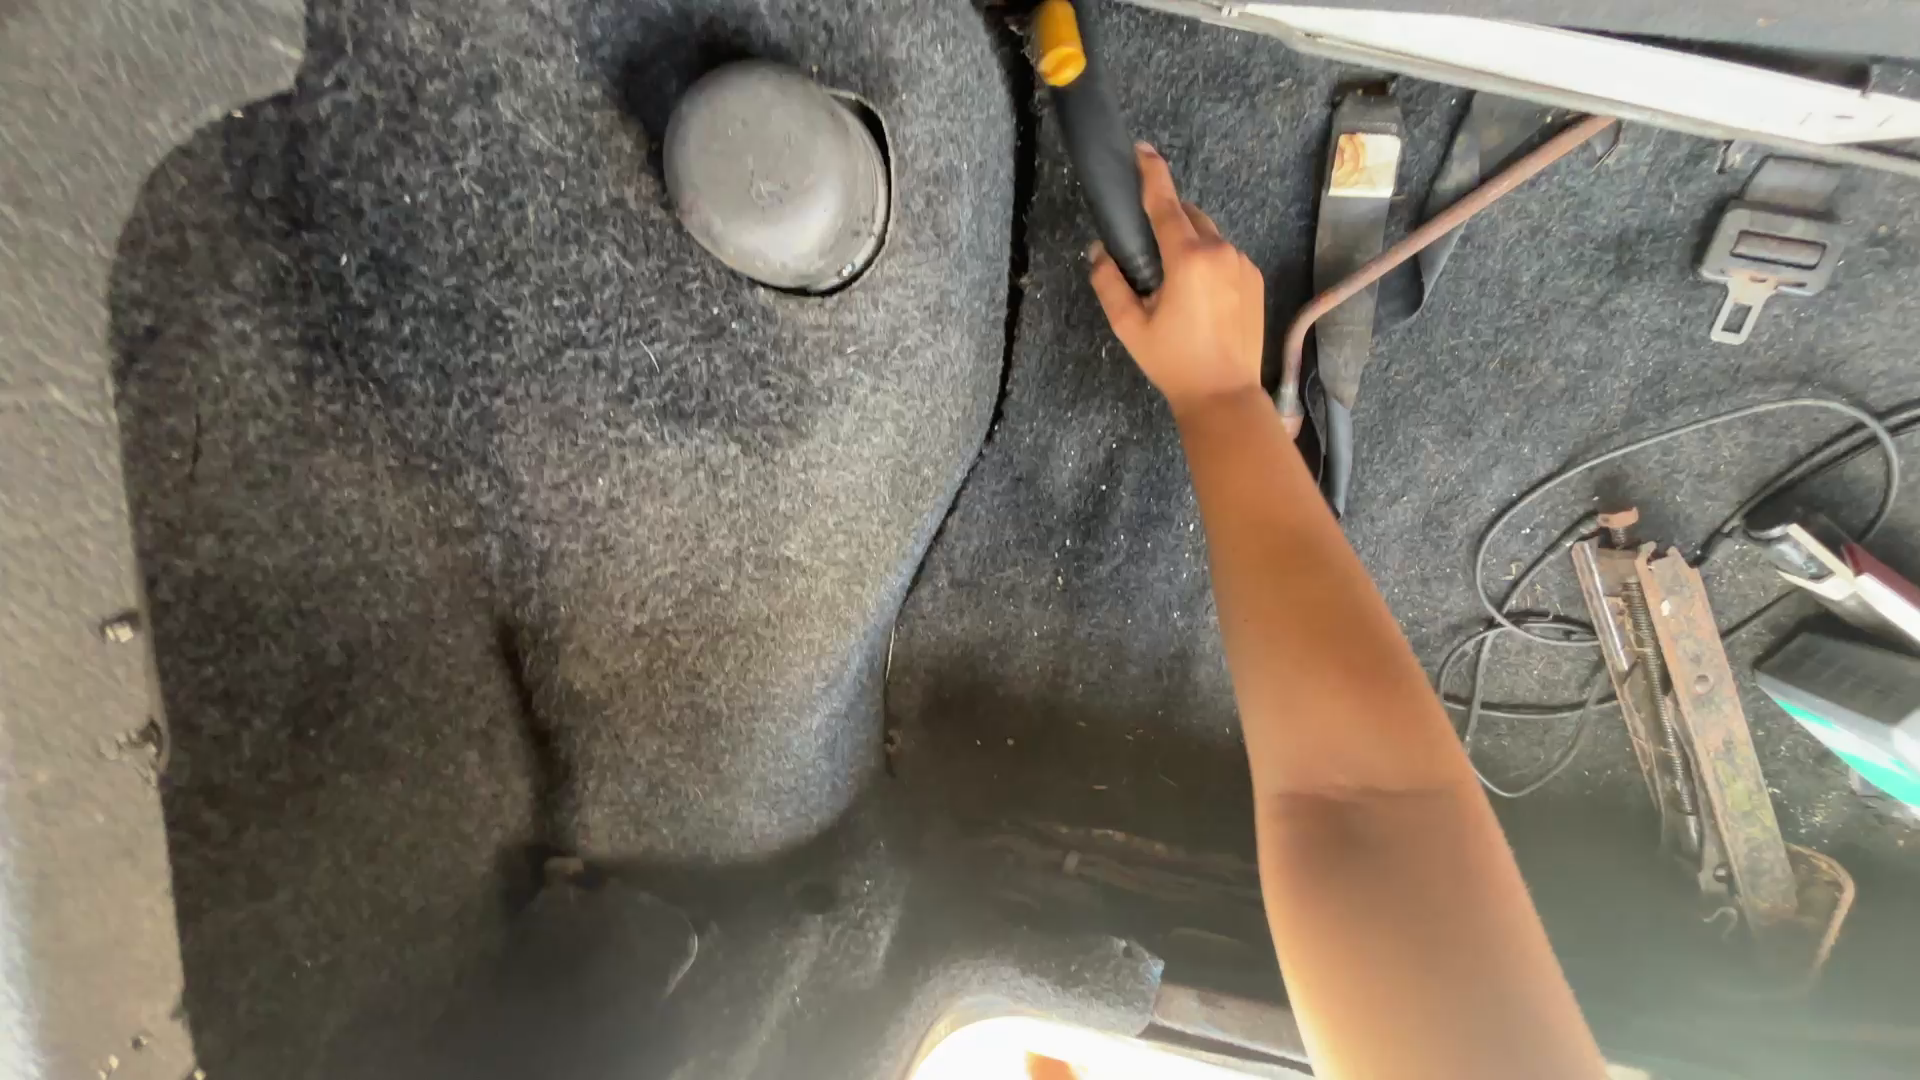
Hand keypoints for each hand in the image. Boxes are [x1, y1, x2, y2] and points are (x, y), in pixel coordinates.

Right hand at [1090, 143, 1265, 418]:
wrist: (1223, 393)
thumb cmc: (1172, 362)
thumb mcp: (1129, 327)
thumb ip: (1109, 283)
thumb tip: (1098, 253)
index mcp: (1187, 258)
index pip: (1165, 203)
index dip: (1151, 174)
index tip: (1142, 150)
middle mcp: (1220, 250)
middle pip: (1188, 216)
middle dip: (1167, 220)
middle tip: (1147, 254)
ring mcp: (1242, 263)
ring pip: (1208, 236)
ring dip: (1187, 244)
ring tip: (1173, 284)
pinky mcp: (1254, 279)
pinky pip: (1225, 256)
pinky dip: (1207, 263)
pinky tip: (1197, 298)